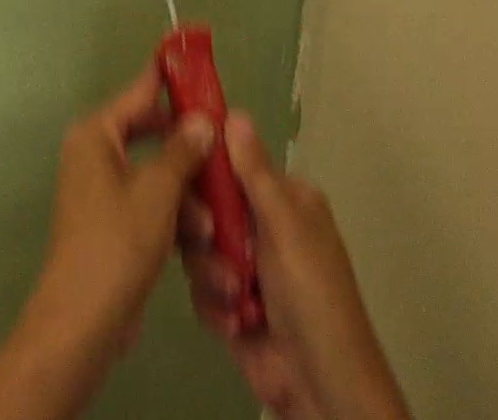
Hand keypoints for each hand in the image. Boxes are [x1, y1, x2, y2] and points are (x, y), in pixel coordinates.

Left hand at [25, 62, 216, 355]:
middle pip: (153, 135)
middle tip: (225, 151)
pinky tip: (203, 243)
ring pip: (157, 175)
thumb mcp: (159, 191)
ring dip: (188, 196)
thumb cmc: (118, 242)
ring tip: (214, 223)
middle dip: (190, 152)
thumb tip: (202, 118)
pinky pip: (151, 204)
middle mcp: (95, 155)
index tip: (197, 62)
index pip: (139, 92)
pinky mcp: (113, 223)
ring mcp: (102, 190)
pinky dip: (175, 218)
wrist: (84, 318)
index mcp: (96, 135)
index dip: (169, 77)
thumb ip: (183, 149)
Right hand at [180, 112, 409, 419]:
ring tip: (237, 299)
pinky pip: (200, 287)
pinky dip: (215, 306)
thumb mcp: (285, 228)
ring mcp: (246, 265)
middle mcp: (265, 227)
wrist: (319, 384)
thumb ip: (254, 173)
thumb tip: (235, 113)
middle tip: (211, 243)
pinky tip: (236, 323)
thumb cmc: (311, 295)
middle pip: (208, 208)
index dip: (206, 171)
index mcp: (285, 200)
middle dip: (208, 235)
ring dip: (214, 277)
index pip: (234, 167)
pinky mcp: (231, 301)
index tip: (179, 172)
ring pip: (199, 249)